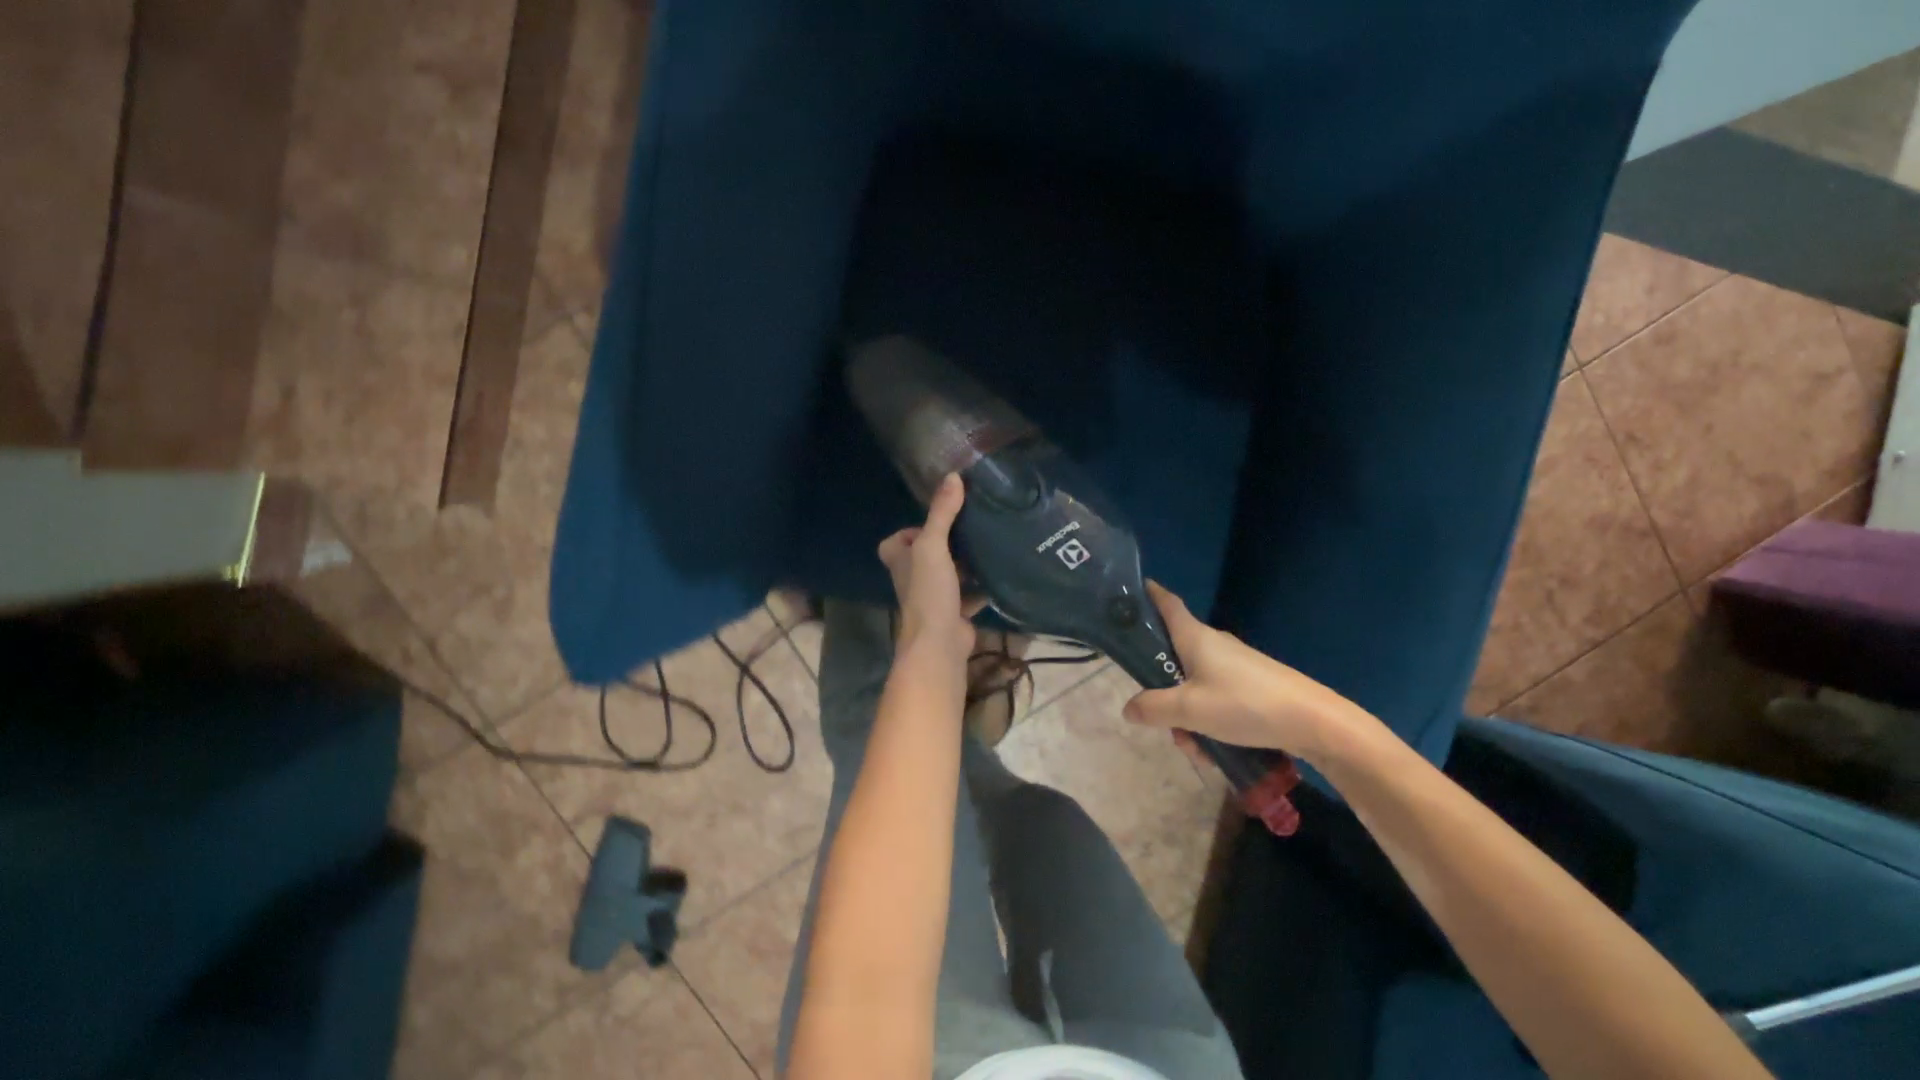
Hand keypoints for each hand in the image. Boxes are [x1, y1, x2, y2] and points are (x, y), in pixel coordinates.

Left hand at [877, 473, 980, 665]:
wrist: (939, 642)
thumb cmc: (928, 590)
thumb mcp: (933, 544)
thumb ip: (942, 512)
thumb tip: (952, 476)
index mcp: (900, 561)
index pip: (896, 542)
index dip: (911, 532)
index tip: (935, 525)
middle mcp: (913, 579)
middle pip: (926, 557)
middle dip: (946, 546)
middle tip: (970, 531)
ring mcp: (933, 598)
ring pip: (949, 576)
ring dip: (965, 566)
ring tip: (988, 547)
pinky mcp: (954, 614)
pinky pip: (969, 596)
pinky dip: (981, 589)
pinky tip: (999, 576)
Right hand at [1122, 581, 1383, 764]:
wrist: (1312, 722)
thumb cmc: (1244, 704)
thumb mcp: (1189, 709)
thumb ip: (1153, 707)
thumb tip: (1129, 707)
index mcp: (1195, 637)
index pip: (1167, 603)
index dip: (1148, 595)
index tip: (1130, 592)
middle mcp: (1214, 645)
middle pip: (1174, 658)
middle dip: (1162, 692)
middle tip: (1163, 722)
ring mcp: (1235, 666)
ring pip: (1193, 688)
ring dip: (1188, 719)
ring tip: (1198, 749)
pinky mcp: (1251, 687)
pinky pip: (1215, 702)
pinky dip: (1209, 724)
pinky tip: (1217, 752)